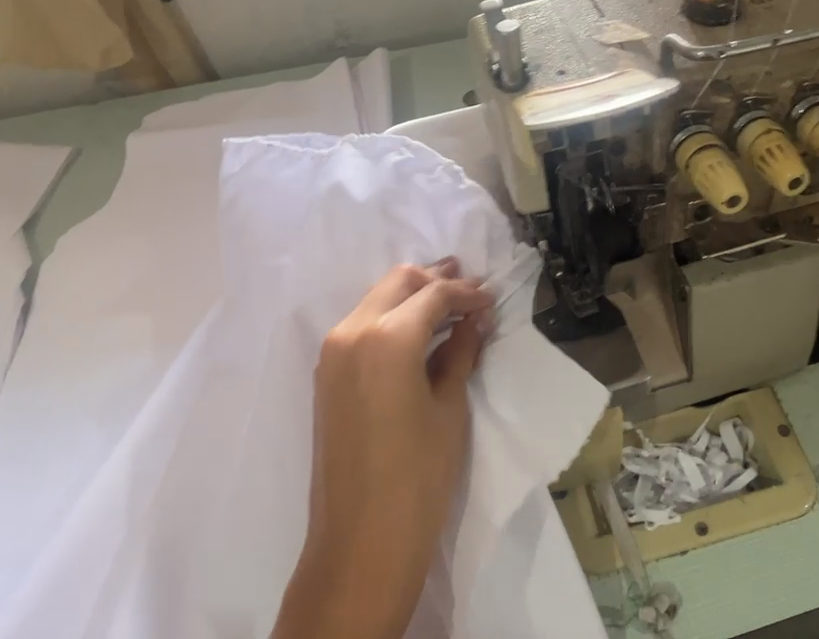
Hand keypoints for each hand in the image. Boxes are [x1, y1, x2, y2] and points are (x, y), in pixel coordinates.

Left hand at [272, 263, 494, 638]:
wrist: (361, 539)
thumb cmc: (418, 475)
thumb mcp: (449, 408)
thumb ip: (460, 354)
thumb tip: (474, 321)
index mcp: (386, 336)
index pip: (433, 295)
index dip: (466, 293)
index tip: (492, 298)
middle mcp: (351, 331)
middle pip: (398, 283)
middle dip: (435, 280)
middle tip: (469, 286)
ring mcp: (332, 352)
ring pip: (376, 300)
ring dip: (411, 295)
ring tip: (448, 304)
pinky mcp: (326, 374)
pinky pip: (361, 325)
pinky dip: (391, 317)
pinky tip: (419, 332)